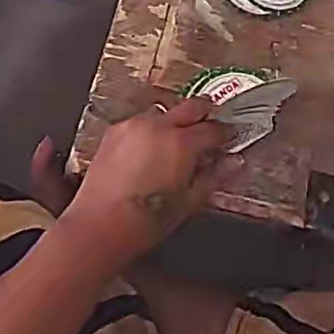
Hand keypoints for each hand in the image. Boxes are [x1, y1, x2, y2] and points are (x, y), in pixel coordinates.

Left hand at [59, 98, 235, 269]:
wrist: (98, 227)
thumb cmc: (144, 221)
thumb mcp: (189, 201)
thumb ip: (215, 176)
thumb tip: (235, 163)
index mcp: (181, 143)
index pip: (213, 128)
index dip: (226, 133)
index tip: (230, 137)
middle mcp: (159, 126)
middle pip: (192, 106)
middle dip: (206, 113)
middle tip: (212, 126)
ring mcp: (135, 125)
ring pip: (165, 112)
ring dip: (176, 121)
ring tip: (179, 142)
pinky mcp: (115, 131)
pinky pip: (141, 121)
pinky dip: (152, 129)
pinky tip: (152, 150)